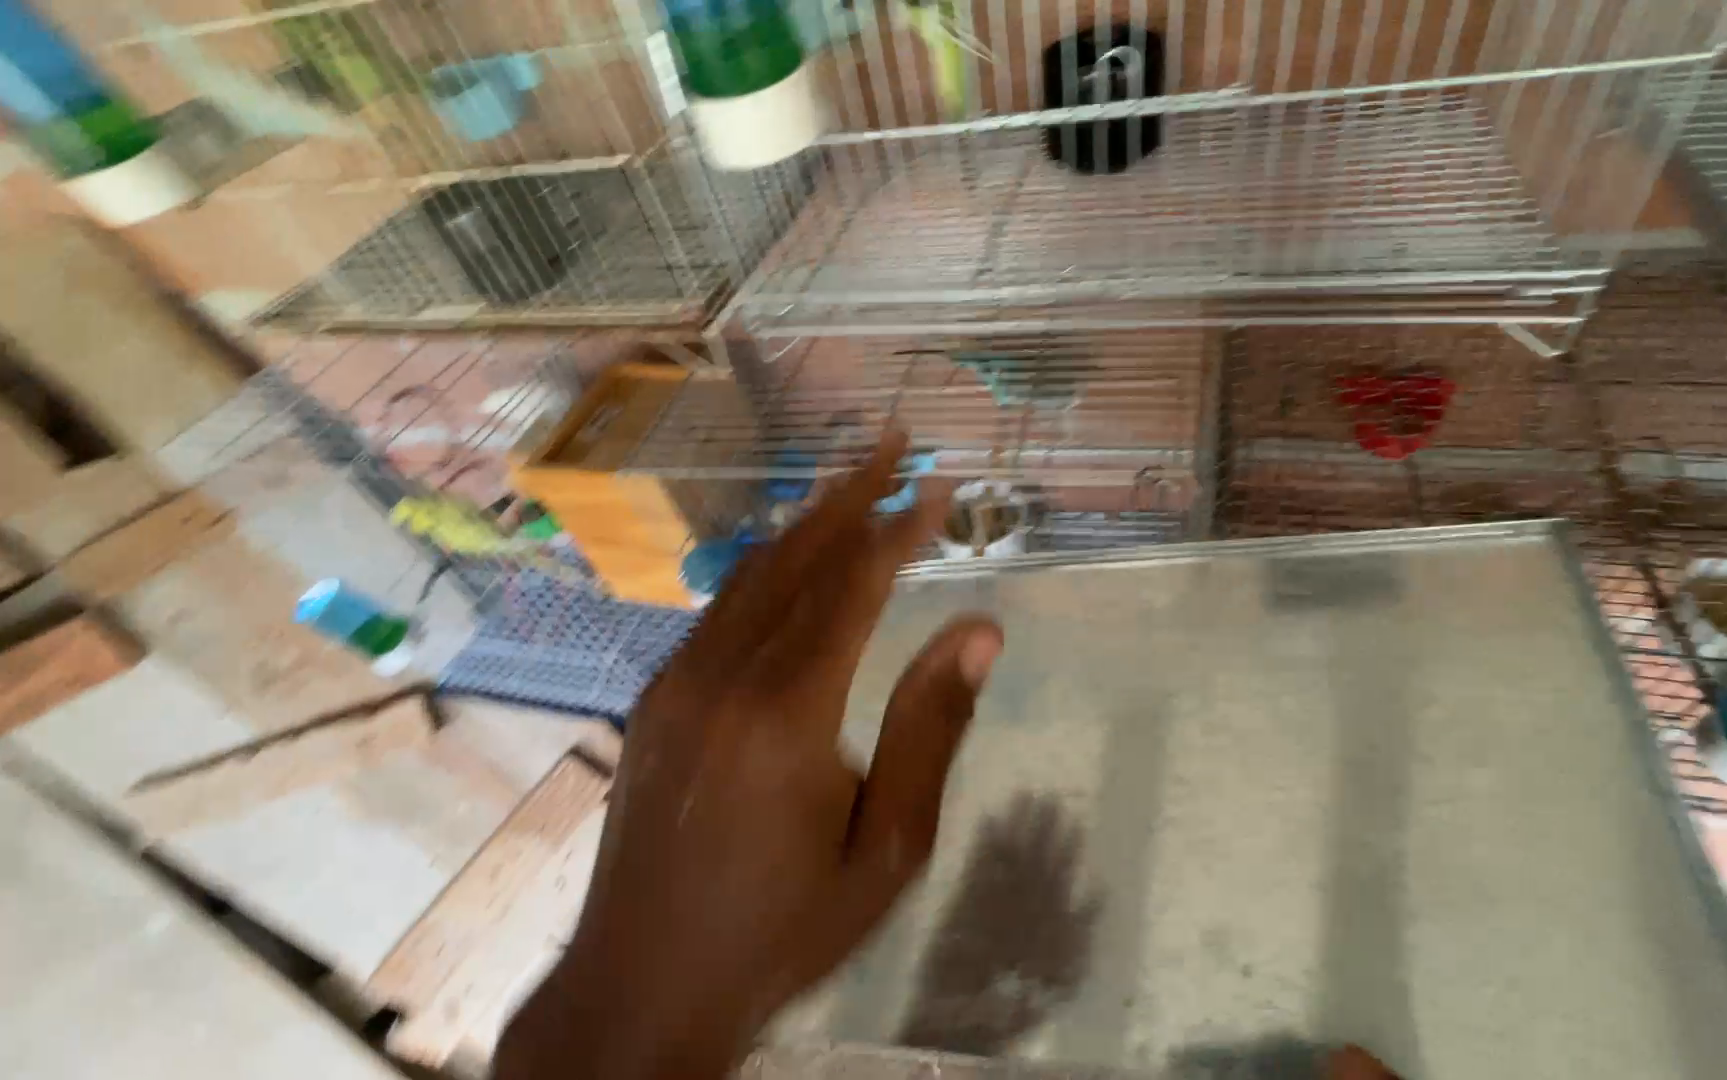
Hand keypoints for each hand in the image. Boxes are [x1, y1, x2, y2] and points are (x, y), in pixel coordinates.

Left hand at [496, 432, 1002, 1079]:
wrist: (644, 986)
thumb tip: (980, 631)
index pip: (853, 585)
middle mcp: (723, 673)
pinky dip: (769, 568)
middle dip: (851, 495)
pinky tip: (793, 563)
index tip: (937, 484)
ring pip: (752, 575)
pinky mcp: (655, 698)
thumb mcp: (887, 847)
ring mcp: (677, 681)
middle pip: (797, 557)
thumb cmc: (785, 924)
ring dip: (807, 523)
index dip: (898, 527)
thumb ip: (931, 729)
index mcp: (786, 710)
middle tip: (892, 444)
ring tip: (852, 484)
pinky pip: (722, 610)